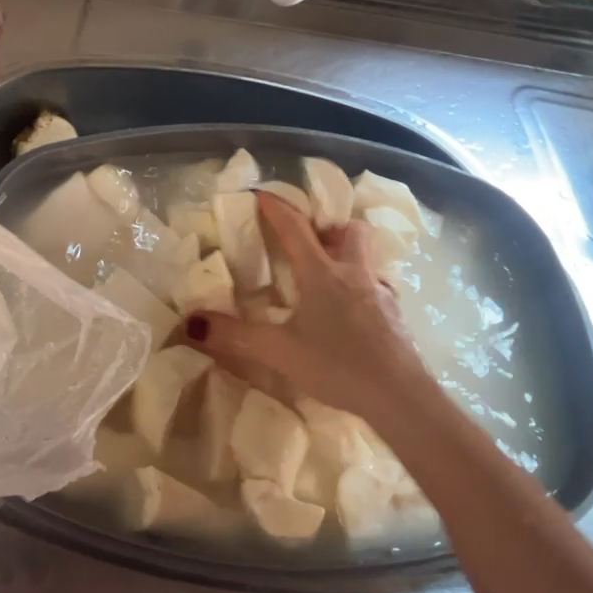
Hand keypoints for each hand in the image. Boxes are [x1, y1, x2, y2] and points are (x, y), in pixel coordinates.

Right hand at [186, 191, 431, 418]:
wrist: (401, 397)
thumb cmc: (338, 365)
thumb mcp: (278, 351)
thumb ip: (234, 336)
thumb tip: (190, 323)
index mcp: (322, 273)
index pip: (295, 228)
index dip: (276, 208)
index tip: (260, 194)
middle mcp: (354, 275)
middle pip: (351, 232)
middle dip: (331, 227)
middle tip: (312, 240)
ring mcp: (381, 295)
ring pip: (368, 260)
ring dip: (349, 258)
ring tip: (329, 278)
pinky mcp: (396, 320)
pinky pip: (378, 291)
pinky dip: (362, 292)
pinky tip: (352, 316)